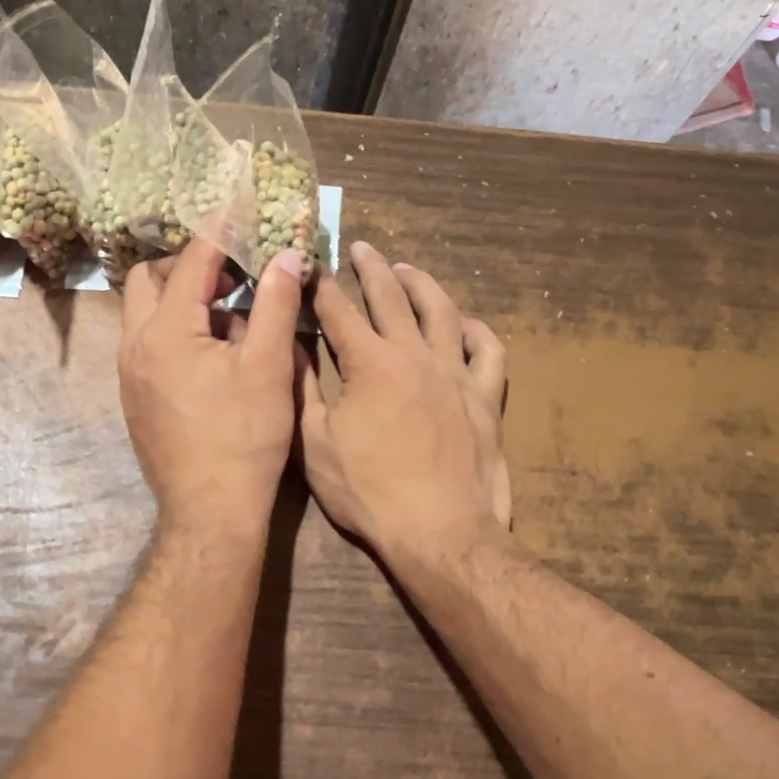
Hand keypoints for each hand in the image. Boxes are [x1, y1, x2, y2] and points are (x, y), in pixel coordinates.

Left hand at [120, 242, 305, 537]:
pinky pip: (149, 344)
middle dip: (190, 266)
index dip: (221, 231)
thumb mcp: (268, 366)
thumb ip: (275, 303)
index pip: (192, 261)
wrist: (210, 511)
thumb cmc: (244, 437)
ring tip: (233, 319)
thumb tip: (285, 255)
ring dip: (184, 301)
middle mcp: (134, 345)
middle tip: (233, 276)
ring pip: (146, 313)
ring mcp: (129, 375)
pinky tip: (216, 357)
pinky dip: (176, 332)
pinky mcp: (135, 398)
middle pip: (149, 279)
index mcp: (165, 331)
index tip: (242, 207)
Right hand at [300, 241, 508, 559]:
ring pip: (441, 311)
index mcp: (369, 362)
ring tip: (406, 269)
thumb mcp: (315, 444)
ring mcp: (455, 372)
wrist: (439, 531)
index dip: (320, 285)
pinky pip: (487, 350)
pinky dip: (475, 330)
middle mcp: (414, 354)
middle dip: (370, 268)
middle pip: (390, 297)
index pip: (337, 310)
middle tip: (359, 247)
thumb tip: (290, 347)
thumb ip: (303, 390)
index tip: (309, 264)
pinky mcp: (486, 396)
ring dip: (421, 284)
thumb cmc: (369, 492)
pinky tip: (464, 323)